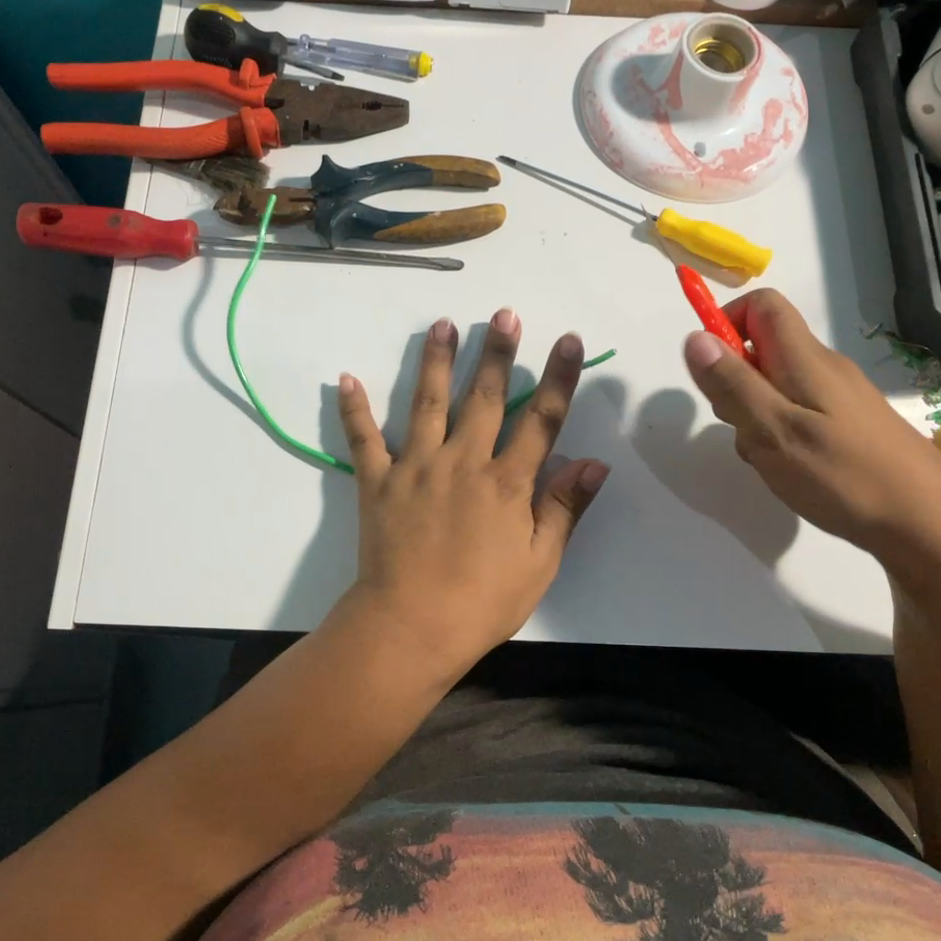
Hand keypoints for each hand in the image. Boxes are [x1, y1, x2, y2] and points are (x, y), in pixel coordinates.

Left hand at [335, 308, 608, 671]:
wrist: (411, 627)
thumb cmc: (483, 602)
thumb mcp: (540, 562)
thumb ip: (565, 508)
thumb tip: (595, 461)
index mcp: (506, 483)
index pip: (541, 420)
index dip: (557, 378)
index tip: (567, 339)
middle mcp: (463, 462)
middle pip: (484, 398)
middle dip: (497, 352)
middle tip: (503, 314)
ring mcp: (416, 467)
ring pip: (427, 403)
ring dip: (434, 361)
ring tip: (441, 324)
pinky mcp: (377, 482)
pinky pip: (364, 439)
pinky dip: (354, 410)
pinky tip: (346, 378)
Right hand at [681, 289, 940, 555]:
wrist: (927, 523)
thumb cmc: (843, 475)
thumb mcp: (773, 431)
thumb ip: (732, 384)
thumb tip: (695, 337)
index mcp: (804, 359)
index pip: (762, 306)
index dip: (727, 324)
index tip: (710, 369)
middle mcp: (824, 369)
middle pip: (764, 351)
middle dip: (734, 383)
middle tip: (738, 427)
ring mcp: (839, 399)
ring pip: (777, 389)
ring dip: (754, 416)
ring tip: (767, 459)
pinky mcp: (849, 427)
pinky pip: (798, 414)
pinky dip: (779, 435)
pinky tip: (790, 472)